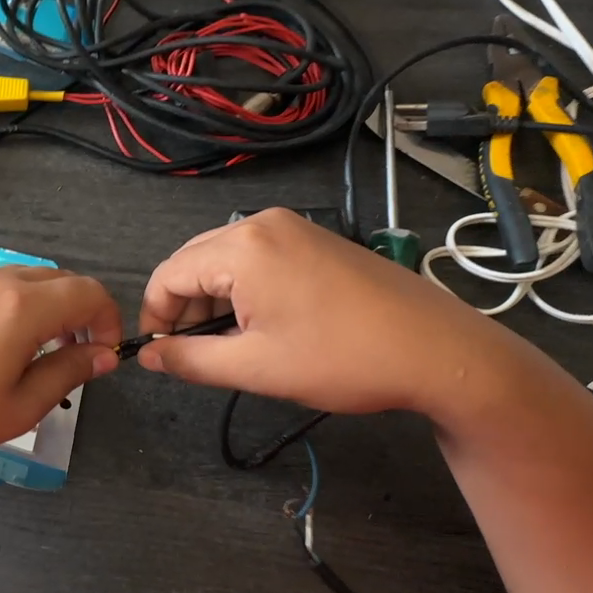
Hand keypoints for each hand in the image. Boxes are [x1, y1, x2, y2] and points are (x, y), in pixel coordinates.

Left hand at [0, 266, 123, 463]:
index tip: (104, 353)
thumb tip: (105, 354)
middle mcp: (0, 280)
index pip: (88, 291)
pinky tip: (6, 340)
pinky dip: (21, 302)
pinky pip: (1, 283)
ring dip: (51, 305)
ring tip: (43, 350)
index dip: (108, 319)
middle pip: (62, 279)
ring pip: (31, 278)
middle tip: (77, 354)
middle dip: (82, 311)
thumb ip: (68, 371)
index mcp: (23, 306)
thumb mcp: (20, 405)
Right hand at [137, 209, 531, 419]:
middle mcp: (260, 224)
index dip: (155, 316)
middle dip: (183, 307)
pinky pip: (255, 256)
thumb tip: (148, 357)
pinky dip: (242, 287)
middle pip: (192, 261)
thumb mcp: (257, 368)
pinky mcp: (314, 238)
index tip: (158, 353)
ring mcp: (291, 227)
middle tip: (193, 351)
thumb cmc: (343, 359)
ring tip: (229, 342)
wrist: (443, 353)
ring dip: (213, 298)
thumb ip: (191, 360)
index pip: (168, 275)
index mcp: (241, 248)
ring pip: (223, 258)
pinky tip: (260, 321)